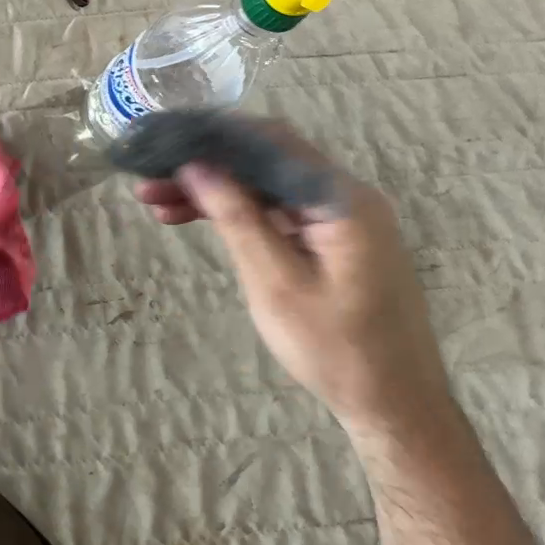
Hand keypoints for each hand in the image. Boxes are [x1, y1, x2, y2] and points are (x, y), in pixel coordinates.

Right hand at [137, 129, 453, 433]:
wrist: (397, 409)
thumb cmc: (338, 350)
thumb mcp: (276, 284)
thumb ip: (237, 217)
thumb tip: (195, 165)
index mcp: (340, 200)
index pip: (267, 141)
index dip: (209, 135)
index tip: (160, 141)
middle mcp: (342, 196)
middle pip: (261, 158)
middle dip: (201, 162)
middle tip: (147, 176)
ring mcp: (336, 217)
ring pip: (261, 182)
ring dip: (210, 187)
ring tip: (154, 200)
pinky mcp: (327, 238)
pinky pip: (272, 207)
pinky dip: (233, 209)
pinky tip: (189, 217)